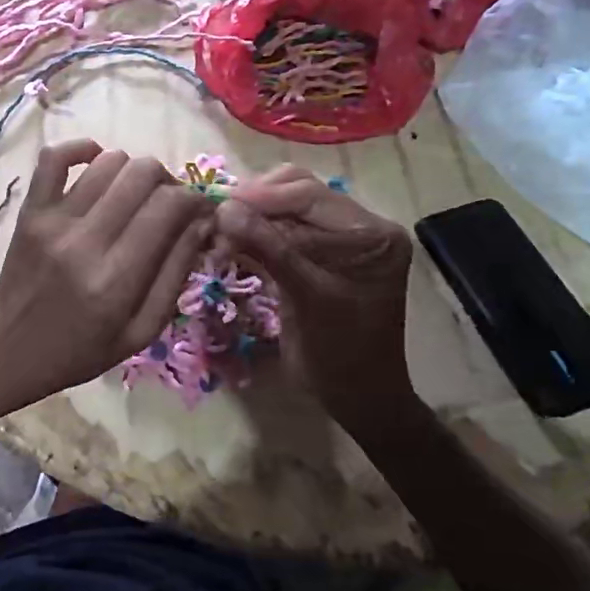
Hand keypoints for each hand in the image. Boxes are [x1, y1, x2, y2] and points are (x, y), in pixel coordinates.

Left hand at [0, 141, 213, 412]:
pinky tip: (98, 162)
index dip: (195, 199)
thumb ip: (176, 274)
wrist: (11, 347)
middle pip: (143, 173)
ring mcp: (53, 220)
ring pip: (109, 161)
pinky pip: (54, 156)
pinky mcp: (30, 210)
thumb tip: (203, 221)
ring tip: (134, 196)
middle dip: (168, 181)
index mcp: (117, 279)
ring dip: (133, 171)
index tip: (199, 210)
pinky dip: (82, 149)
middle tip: (168, 204)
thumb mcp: (141, 331)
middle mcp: (86, 241)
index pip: (169, 206)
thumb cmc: (82, 348)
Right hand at [214, 165, 414, 421]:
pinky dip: (254, 235)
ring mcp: (336, 240)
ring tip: (218, 233)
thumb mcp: (308, 297)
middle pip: (297, 193)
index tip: (220, 206)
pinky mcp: (316, 254)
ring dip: (250, 218)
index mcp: (372, 232)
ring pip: (284, 209)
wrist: (355, 398)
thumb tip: (224, 208)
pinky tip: (229, 244)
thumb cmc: (341, 352)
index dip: (263, 195)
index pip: (311, 195)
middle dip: (255, 202)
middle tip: (217, 219)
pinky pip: (281, 231)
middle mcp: (358, 226)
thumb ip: (270, 248)